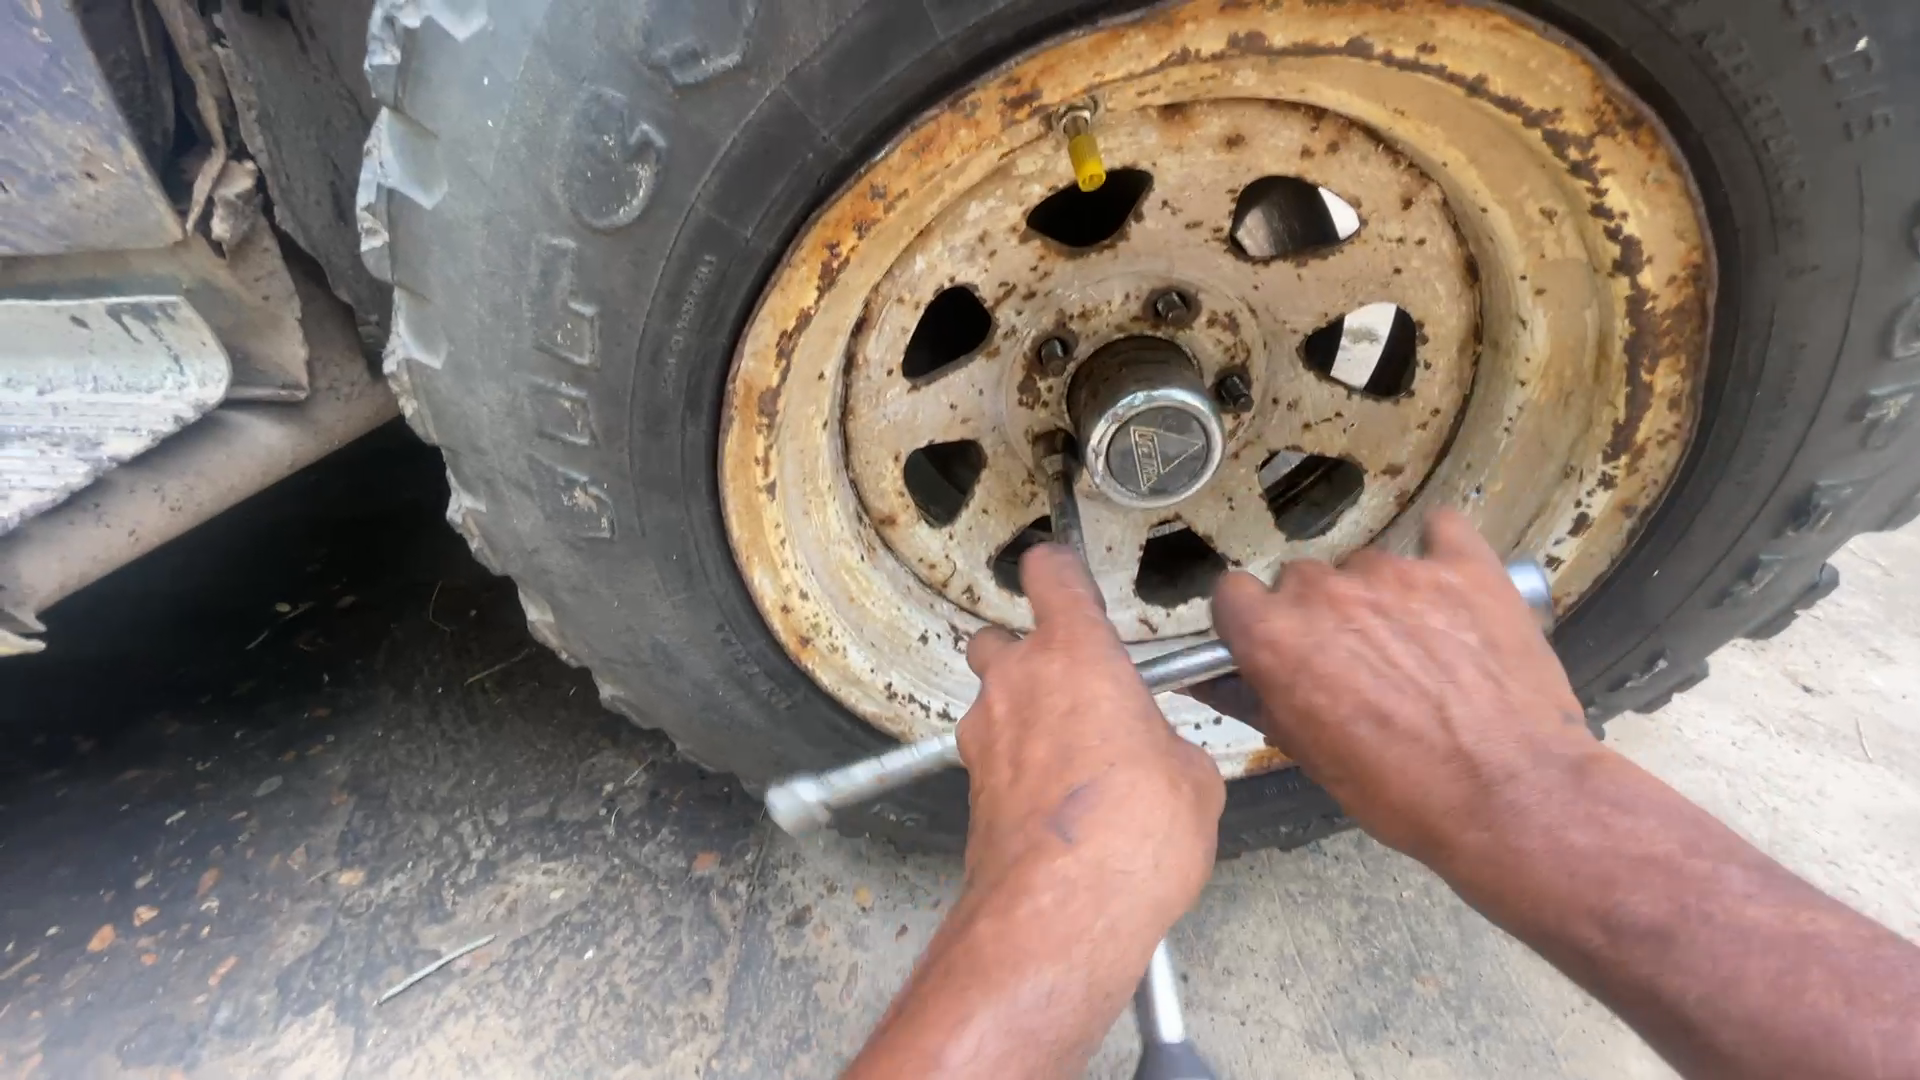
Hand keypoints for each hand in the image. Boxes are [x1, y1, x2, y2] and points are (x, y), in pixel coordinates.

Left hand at [960, 545, 1223, 916]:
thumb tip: (1153, 752)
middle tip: (1072, 689)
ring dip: (1021, 712)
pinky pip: (991, 753)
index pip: (1051, 574)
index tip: (1066, 577)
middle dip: (1029, 654)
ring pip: (993, 698)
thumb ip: (1164, 741)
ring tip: (1067, 759)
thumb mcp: (1191, 777)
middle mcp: (1018, 679)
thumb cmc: (1137, 826)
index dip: (1058, 569)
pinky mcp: (969, 781)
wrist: (1061, 907)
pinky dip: (1014, 763)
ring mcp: (984, 730)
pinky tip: (1051, 803)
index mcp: (1076, 653)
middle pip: (1001, 638)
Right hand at [1208, 509, 1598, 864]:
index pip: (1232, 593)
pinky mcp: (1462, 566)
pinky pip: (1439, 532)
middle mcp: (1322, 591)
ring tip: (1419, 646)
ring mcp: (1393, 572)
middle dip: (1318, 613)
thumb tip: (1205, 679)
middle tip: (1355, 659)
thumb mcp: (1302, 751)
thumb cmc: (1395, 788)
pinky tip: (1449, 587)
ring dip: (1377, 596)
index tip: (1272, 641)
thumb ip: (1249, 699)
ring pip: (1365, 567)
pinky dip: (1438, 552)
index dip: (1249, 618)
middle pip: (1301, 581)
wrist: (1512, 798)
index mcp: (1273, 635)